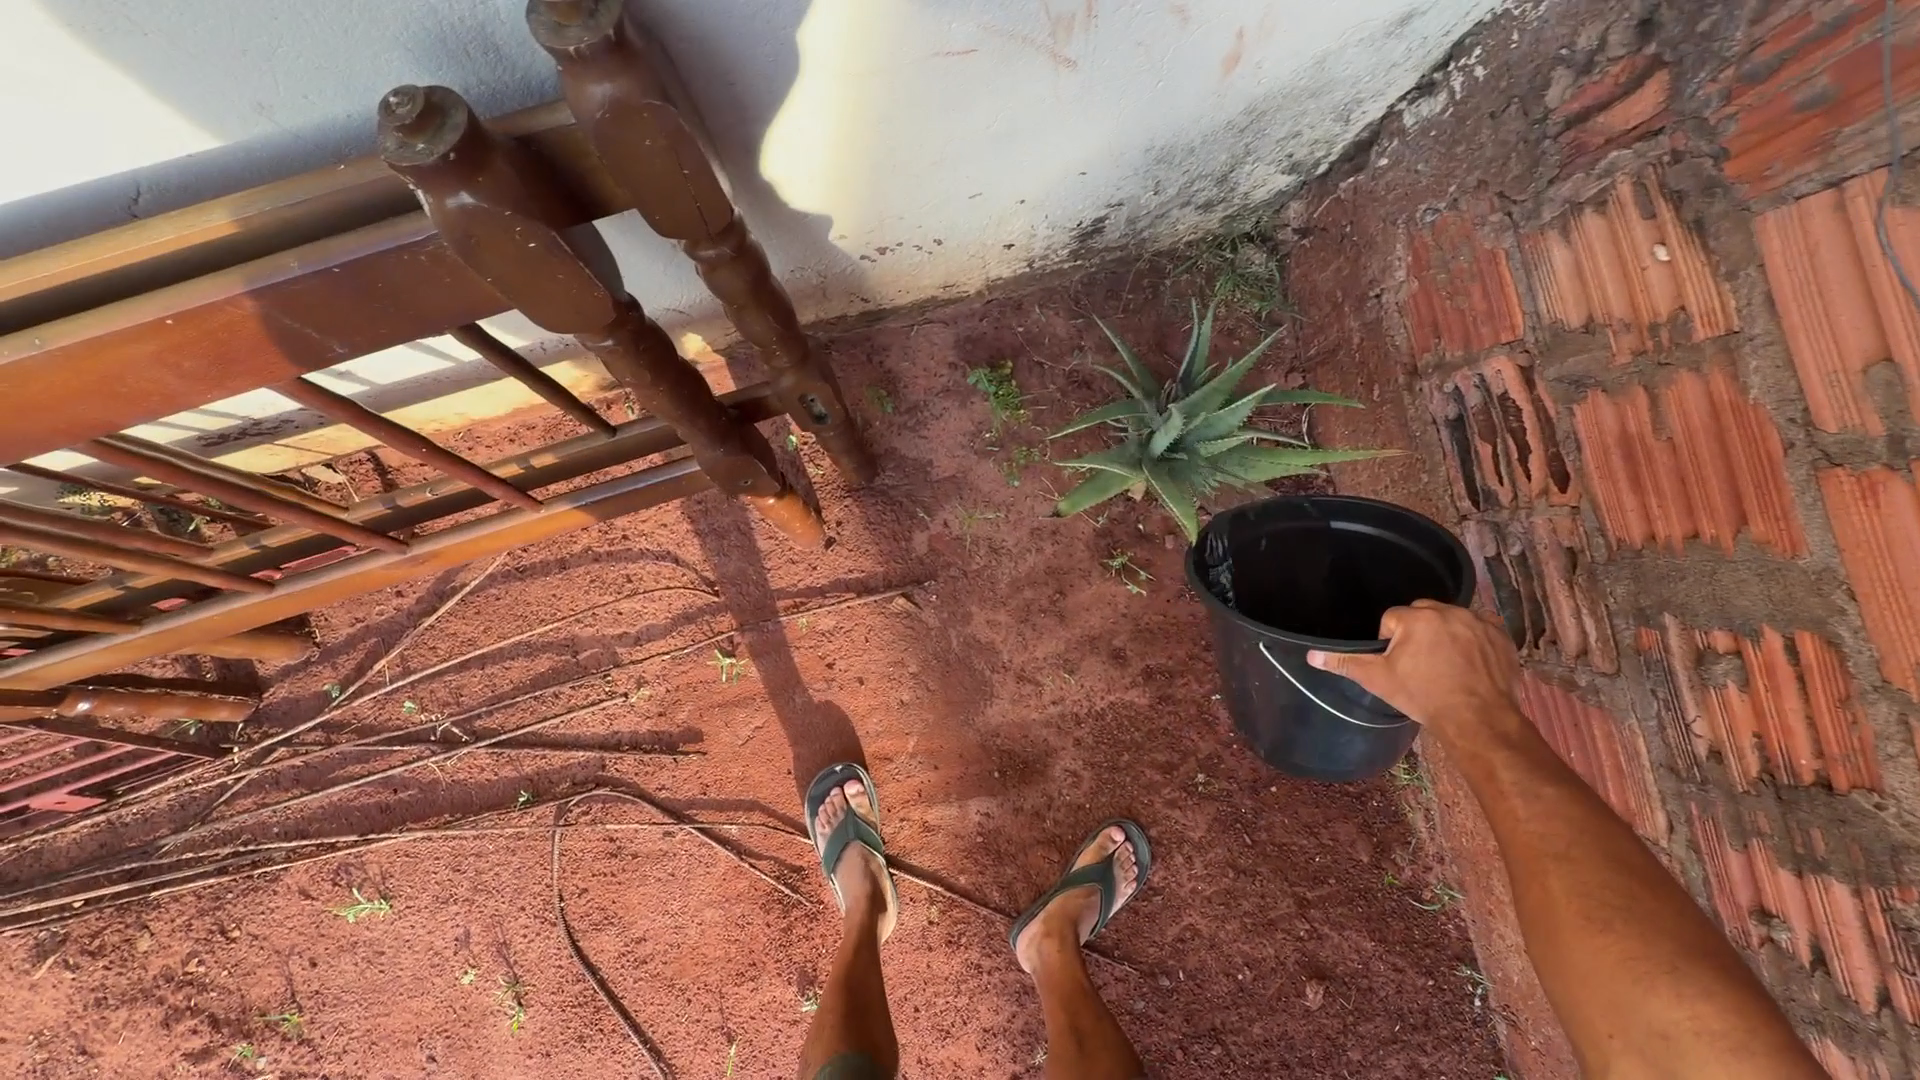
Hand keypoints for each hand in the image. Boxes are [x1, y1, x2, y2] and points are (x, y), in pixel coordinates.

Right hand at [1305, 599, 1522, 741]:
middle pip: (1422, 613)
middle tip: (1420, 662)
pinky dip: (1474, 639)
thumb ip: (1345, 663)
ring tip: (1445, 663)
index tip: (1398, 663)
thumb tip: (1311, 655)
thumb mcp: (1378, 680)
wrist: (1477, 719)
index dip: (1390, 640)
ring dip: (1445, 633)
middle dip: (1418, 632)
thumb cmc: (1423, 696)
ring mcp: (1477, 622)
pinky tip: (1469, 661)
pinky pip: (1481, 627)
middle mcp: (1447, 612)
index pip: (1392, 618)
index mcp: (1415, 618)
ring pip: (1451, 618)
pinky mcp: (1501, 635)